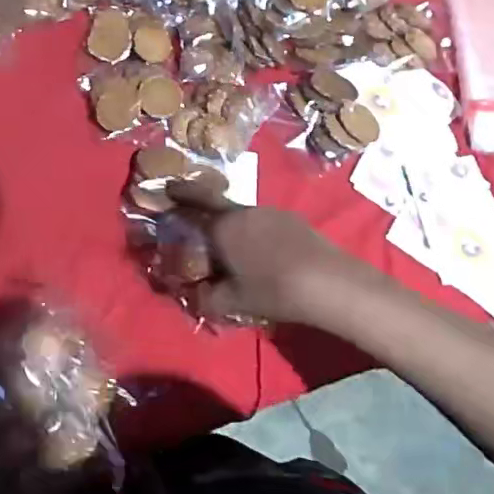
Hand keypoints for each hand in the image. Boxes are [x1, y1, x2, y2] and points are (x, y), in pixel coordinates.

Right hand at [165, 183, 387, 326]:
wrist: (329, 282)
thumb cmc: (274, 290)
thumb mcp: (234, 301)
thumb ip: (208, 297)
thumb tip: (196, 293)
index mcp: (222, 227)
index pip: (190, 207)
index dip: (174, 200)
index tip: (164, 192)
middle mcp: (243, 211)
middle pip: (214, 202)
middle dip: (196, 199)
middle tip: (183, 200)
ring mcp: (270, 212)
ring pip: (239, 213)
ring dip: (228, 221)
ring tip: (225, 240)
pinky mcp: (292, 219)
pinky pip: (260, 220)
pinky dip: (250, 229)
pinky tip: (258, 249)